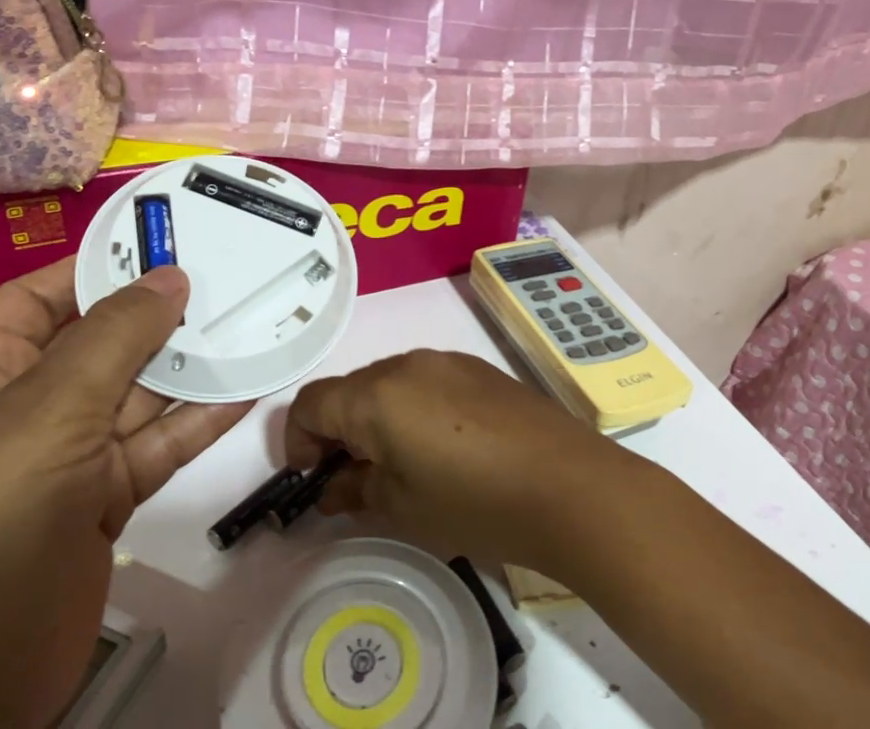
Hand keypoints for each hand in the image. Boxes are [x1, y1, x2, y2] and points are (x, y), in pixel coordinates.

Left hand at [0, 259, 250, 728]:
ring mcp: (64, 457)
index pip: (42, 295)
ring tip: (257, 321)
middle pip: (100, 341)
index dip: (103, 262)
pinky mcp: (102, 500)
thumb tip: (169, 275)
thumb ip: (111, 341)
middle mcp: (20, 406)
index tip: (176, 236)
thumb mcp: (41, 416)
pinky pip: (156, 446)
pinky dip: (200, 421)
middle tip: (237, 273)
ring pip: (137, 394)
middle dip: (162, 312)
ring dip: (192, 364)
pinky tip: (249, 390)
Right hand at [284, 349, 639, 570]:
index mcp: (377, 394)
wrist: (570, 486)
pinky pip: (428, 383)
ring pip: (391, 383)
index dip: (299, 442)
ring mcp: (450, 361)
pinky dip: (415, 410)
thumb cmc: (475, 501)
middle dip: (339, 431)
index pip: (311, 404)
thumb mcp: (404, 507)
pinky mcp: (482, 370)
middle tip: (355, 479)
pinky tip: (444, 449)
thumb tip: (335, 485)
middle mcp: (408, 364)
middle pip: (351, 389)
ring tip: (402, 466)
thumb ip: (357, 488)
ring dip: (379, 419)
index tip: (313, 479)